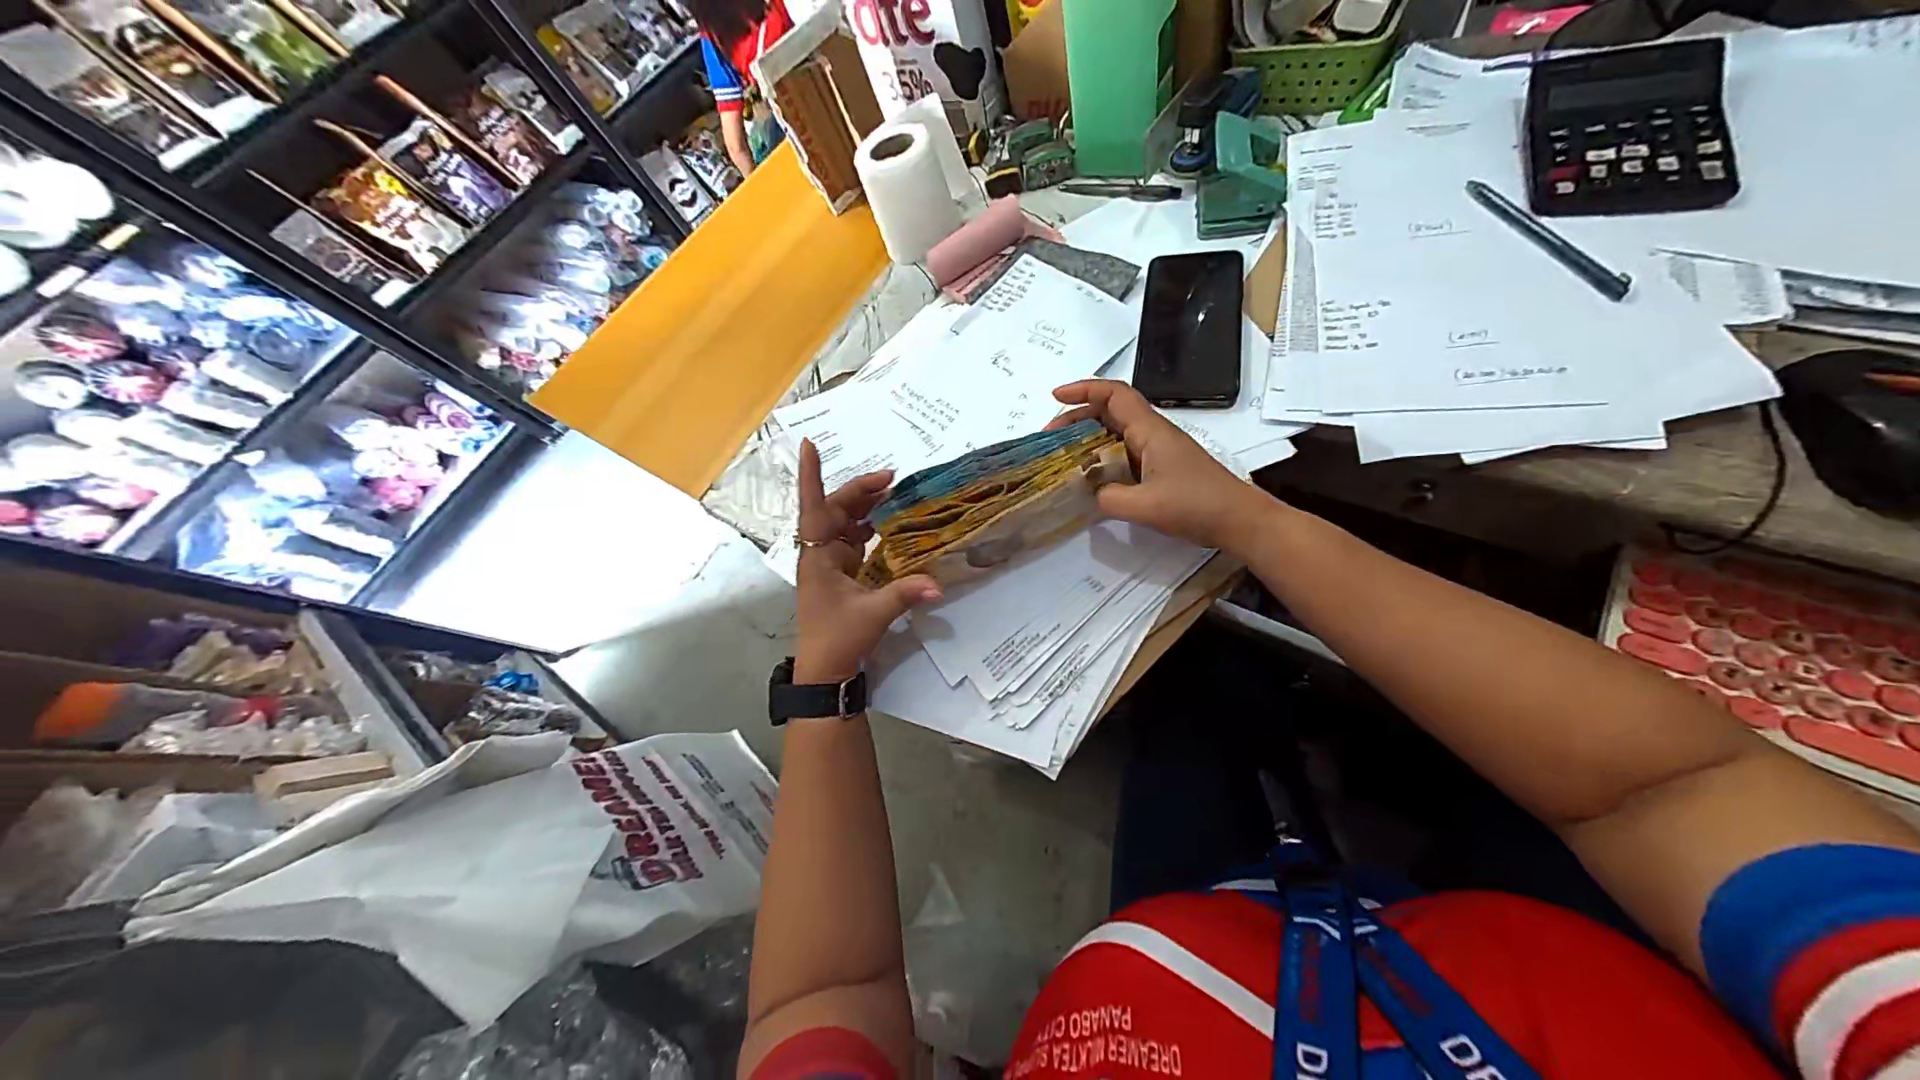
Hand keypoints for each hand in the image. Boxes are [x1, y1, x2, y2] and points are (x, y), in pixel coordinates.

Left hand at [793, 438, 943, 684]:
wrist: (824, 669)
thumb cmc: (837, 638)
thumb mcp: (874, 613)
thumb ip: (905, 594)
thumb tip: (938, 585)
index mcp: (818, 557)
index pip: (813, 509)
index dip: (811, 476)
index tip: (808, 445)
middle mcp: (820, 554)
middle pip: (835, 511)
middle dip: (860, 491)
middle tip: (891, 478)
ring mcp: (829, 563)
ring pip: (843, 523)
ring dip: (864, 506)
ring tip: (892, 493)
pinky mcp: (840, 573)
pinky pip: (852, 539)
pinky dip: (868, 527)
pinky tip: (887, 523)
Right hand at [1049, 379, 1278, 550]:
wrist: (1240, 520)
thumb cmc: (1197, 506)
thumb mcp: (1145, 506)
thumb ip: (1109, 498)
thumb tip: (1091, 492)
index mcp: (1150, 431)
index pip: (1114, 395)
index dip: (1083, 390)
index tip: (1056, 398)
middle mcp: (1153, 434)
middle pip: (1111, 410)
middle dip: (1078, 416)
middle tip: (1051, 437)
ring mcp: (1159, 450)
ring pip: (1117, 432)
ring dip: (1088, 438)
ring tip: (1064, 455)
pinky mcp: (1162, 467)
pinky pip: (1125, 452)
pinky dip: (1103, 456)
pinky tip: (1092, 475)